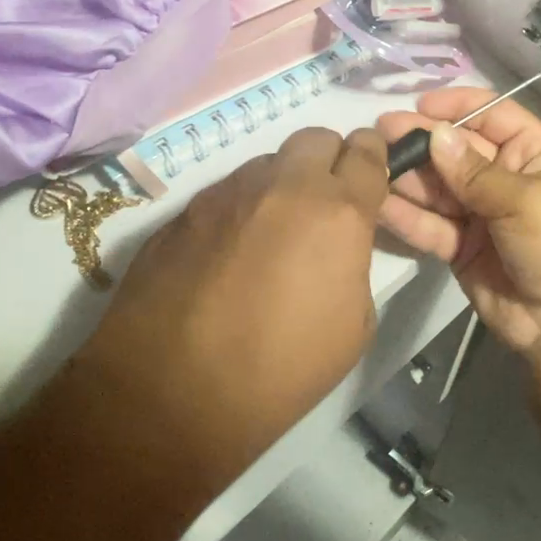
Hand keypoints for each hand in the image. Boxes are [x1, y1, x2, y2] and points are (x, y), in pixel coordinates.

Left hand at [65, 127, 389, 497]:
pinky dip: (238, 212)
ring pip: (268, 164)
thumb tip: (339, 246)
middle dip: (328, 163)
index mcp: (339, 212)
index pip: (369, 151)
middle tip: (323, 207)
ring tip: (269, 237)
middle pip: (318, 139)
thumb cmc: (279, 372)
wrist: (165, 400)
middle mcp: (286, 186)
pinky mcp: (183, 212)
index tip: (369, 182)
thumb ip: (355, 263)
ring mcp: (228, 193)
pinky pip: (225, 193)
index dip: (374, 161)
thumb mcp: (354, 325)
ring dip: (281, 186)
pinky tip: (226, 259)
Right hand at [377, 89, 540, 355]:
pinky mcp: (463, 247)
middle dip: (423, 141)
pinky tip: (378, 203)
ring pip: (441, 187)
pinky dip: (407, 215)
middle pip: (460, 149)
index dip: (457, 107)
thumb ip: (474, 171)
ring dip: (409, 176)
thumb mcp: (524, 201)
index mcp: (536, 153)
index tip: (418, 105)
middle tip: (379, 133)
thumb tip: (436, 133)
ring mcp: (484, 213)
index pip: (494, 115)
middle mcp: (509, 177)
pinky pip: (432, 225)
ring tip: (371, 164)